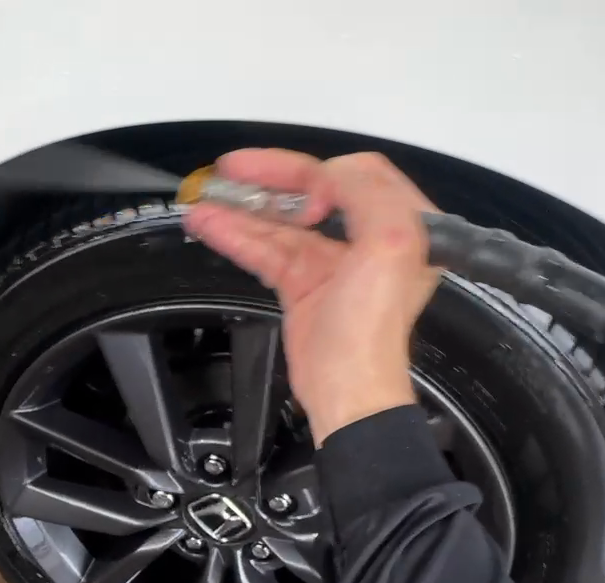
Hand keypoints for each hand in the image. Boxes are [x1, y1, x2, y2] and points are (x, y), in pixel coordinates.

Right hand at [185, 149, 440, 444]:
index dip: (319, 174)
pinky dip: (238, 239)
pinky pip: (266, 252)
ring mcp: (330, 263)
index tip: (293, 189)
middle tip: (230, 171)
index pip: (356, 175)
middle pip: (312, 194)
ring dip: (240, 213)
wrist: (345, 388)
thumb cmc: (372, 330)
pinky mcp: (301, 286)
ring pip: (281, 224)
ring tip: (203, 203)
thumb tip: (327, 177)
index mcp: (401, 223)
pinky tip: (211, 228)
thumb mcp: (389, 245)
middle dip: (268, 181)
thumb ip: (367, 194)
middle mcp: (365, 238)